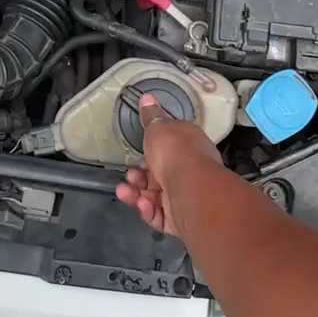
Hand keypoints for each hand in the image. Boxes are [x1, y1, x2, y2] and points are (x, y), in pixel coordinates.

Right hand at [115, 93, 222, 236]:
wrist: (192, 190)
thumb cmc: (175, 152)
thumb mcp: (158, 127)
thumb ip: (151, 117)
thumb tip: (147, 97)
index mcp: (188, 146)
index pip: (168, 149)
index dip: (150, 152)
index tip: (136, 152)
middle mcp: (189, 171)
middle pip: (158, 175)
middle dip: (138, 177)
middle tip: (129, 177)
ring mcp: (185, 197)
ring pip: (155, 197)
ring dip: (137, 194)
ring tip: (126, 192)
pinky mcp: (181, 219)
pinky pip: (160, 216)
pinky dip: (149, 211)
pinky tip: (143, 205)